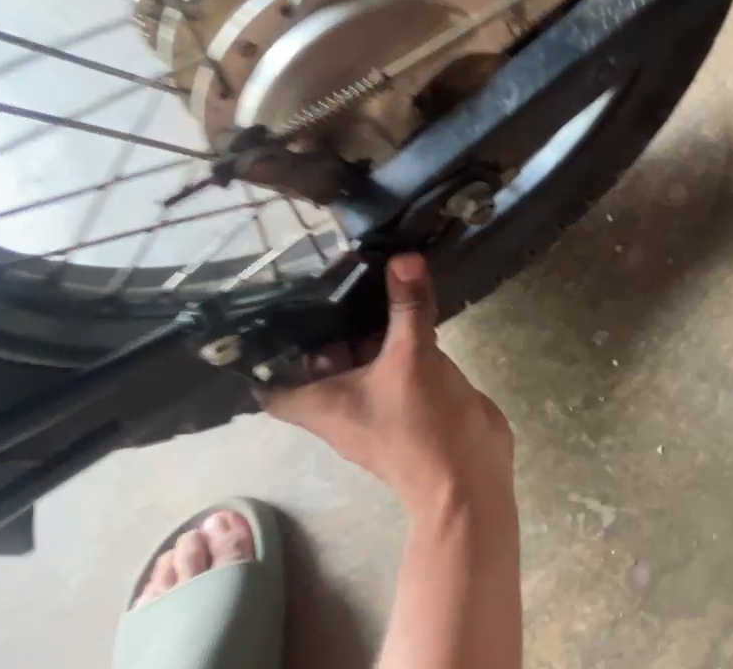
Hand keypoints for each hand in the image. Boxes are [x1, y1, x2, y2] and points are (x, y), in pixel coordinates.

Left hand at [262, 255, 514, 521]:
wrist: (468, 475)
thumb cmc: (419, 426)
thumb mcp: (411, 358)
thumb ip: (408, 307)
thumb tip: (404, 257)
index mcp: (320, 401)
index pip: (272, 380)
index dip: (264, 351)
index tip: (268, 308)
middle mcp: (341, 399)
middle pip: (322, 356)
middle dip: (326, 318)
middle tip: (327, 267)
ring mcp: (379, 396)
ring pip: (364, 353)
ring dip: (367, 321)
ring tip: (367, 269)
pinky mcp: (413, 392)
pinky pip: (399, 355)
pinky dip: (401, 331)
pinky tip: (410, 297)